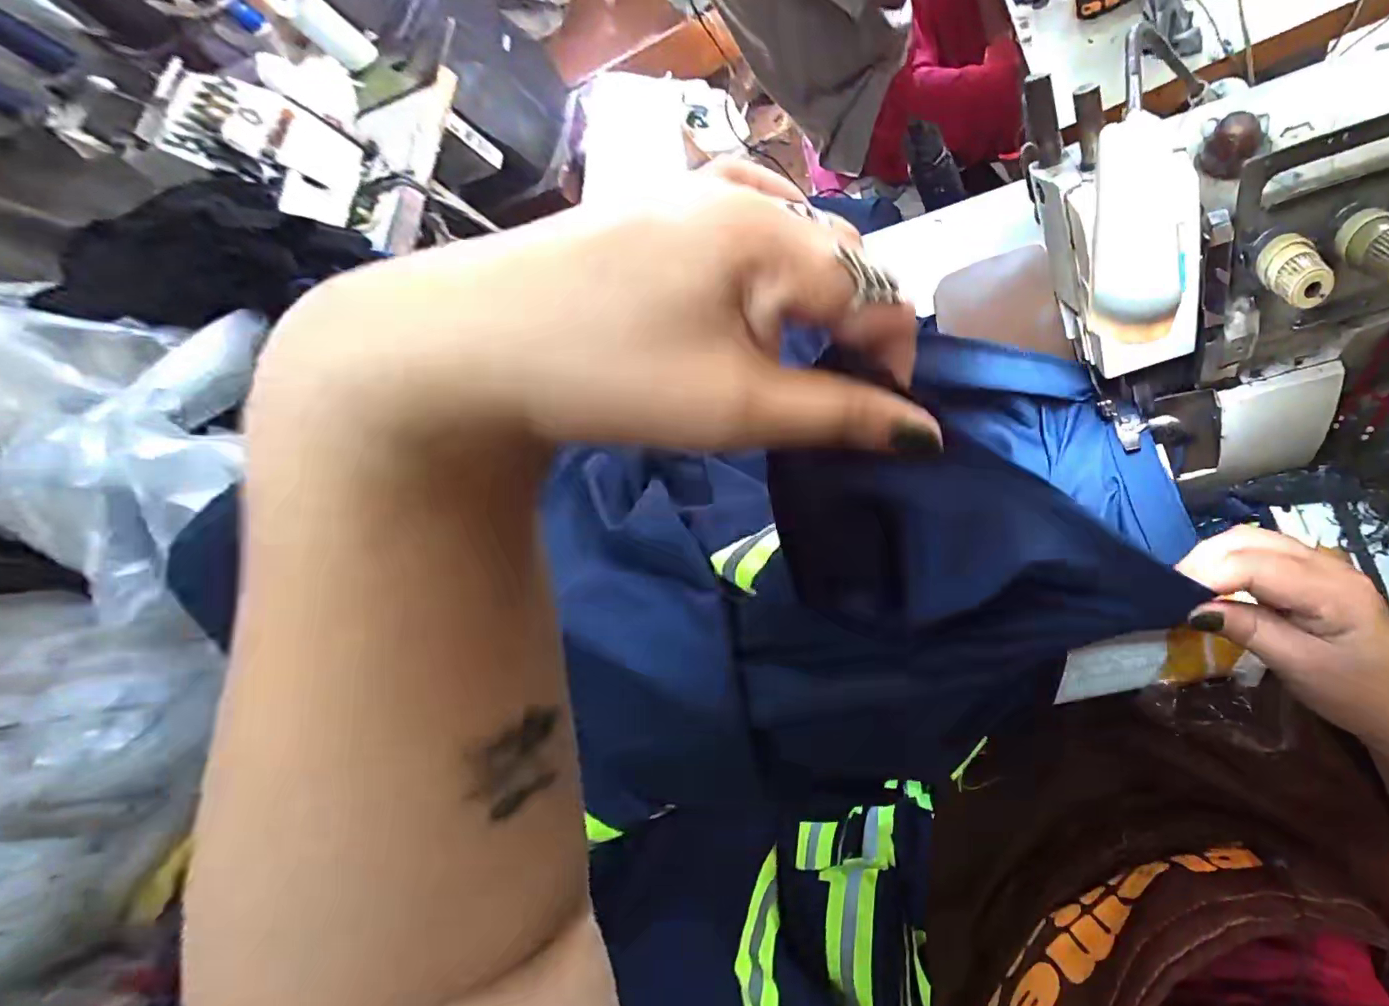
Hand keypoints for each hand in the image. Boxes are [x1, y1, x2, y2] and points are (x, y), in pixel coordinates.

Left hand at [253, 159, 940, 457]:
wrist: (462, 348)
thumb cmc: (616, 379)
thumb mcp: (744, 407)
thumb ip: (844, 415)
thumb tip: (925, 432)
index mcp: (773, 234)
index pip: (879, 290)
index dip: (896, 358)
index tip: (879, 415)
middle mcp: (744, 192)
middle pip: (846, 259)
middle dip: (858, 328)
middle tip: (834, 387)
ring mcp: (696, 188)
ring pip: (802, 237)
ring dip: (820, 296)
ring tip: (794, 349)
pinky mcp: (661, 204)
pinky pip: (750, 218)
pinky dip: (775, 262)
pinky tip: (753, 291)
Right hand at [1175, 525, 1388, 750]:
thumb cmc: (1352, 693)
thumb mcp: (1298, 666)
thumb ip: (1248, 630)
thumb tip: (1195, 609)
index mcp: (1332, 589)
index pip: (1256, 565)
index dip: (1209, 574)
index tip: (1172, 597)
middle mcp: (1328, 563)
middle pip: (1252, 540)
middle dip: (1205, 558)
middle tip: (1171, 589)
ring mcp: (1323, 562)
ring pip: (1254, 539)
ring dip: (1215, 556)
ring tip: (1187, 585)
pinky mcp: (1313, 571)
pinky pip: (1264, 552)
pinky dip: (1231, 561)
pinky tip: (1215, 583)